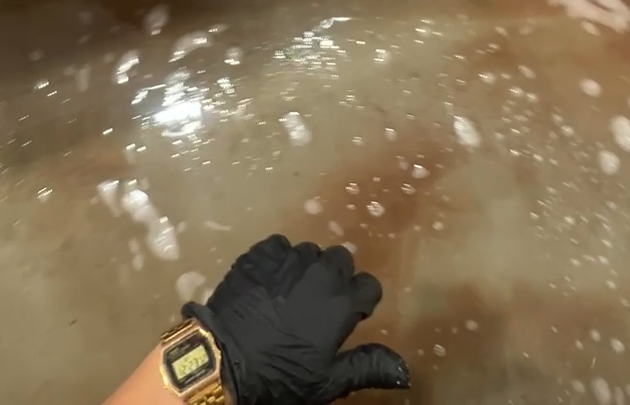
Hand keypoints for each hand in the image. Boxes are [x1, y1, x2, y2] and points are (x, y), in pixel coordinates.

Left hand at [185, 235, 408, 404]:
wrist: (223, 359)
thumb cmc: (279, 375)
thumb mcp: (326, 382)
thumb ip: (367, 366)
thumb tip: (406, 369)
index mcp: (340, 303)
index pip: (369, 286)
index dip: (361, 300)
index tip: (349, 316)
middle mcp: (319, 272)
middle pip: (341, 259)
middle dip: (335, 277)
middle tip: (317, 303)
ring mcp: (289, 258)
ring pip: (309, 252)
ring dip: (306, 268)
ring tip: (290, 293)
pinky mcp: (261, 252)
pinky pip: (279, 247)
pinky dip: (278, 260)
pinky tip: (268, 282)